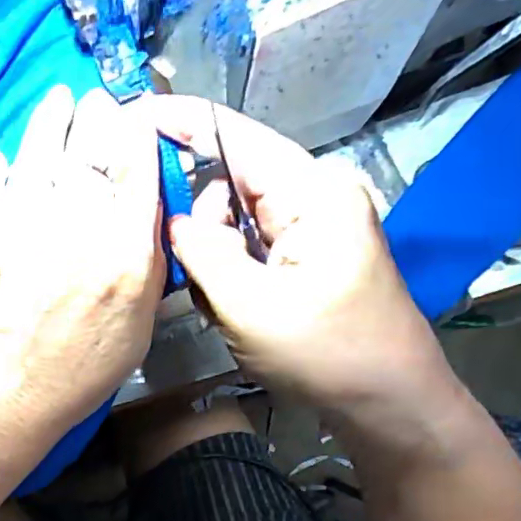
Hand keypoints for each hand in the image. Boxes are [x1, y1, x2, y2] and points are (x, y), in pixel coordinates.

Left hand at [0, 85, 164, 478]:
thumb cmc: (72, 381)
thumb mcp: (134, 336)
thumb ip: (146, 274)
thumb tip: (144, 228)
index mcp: (123, 247)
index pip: (137, 165)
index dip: (137, 132)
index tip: (136, 117)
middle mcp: (76, 220)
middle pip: (90, 146)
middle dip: (97, 116)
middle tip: (97, 103)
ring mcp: (21, 219)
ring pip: (40, 150)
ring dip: (50, 119)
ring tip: (57, 99)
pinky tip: (1, 156)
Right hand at [139, 96, 454, 418]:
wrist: (389, 404)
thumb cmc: (328, 355)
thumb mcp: (252, 306)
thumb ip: (204, 253)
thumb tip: (174, 221)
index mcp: (311, 193)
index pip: (236, 137)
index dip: (182, 122)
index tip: (131, 116)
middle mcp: (314, 198)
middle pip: (230, 184)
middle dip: (201, 225)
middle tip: (193, 276)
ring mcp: (314, 229)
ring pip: (236, 223)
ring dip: (215, 259)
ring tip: (224, 307)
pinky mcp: (308, 258)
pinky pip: (251, 249)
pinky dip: (231, 275)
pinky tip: (236, 310)